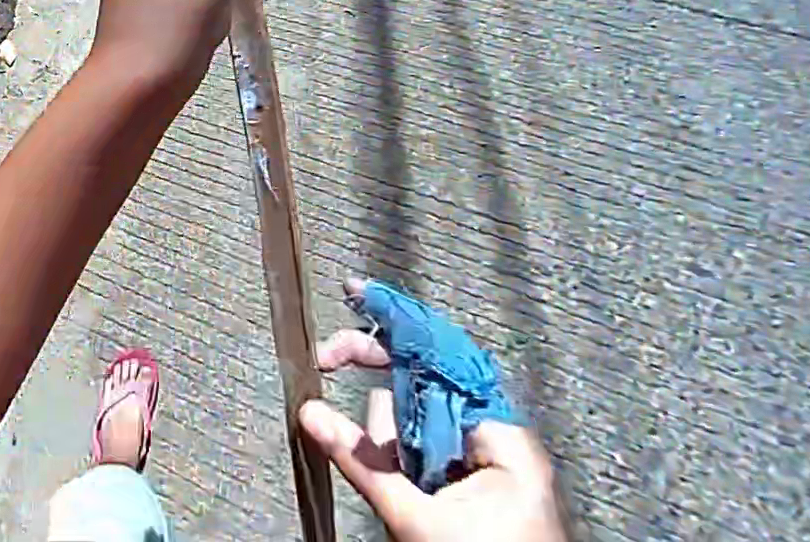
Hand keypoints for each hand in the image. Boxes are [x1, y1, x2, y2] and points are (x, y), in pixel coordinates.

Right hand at [300, 331, 564, 541]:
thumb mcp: (420, 523)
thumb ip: (363, 464)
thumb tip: (309, 413)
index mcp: (501, 436)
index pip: (441, 353)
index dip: (395, 318)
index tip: (355, 291)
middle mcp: (492, 434)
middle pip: (420, 373)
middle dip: (374, 372)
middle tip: (326, 360)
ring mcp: (478, 455)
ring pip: (413, 411)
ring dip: (388, 435)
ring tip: (402, 486)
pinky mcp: (463, 476)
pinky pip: (416, 441)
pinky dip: (394, 452)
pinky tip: (402, 488)